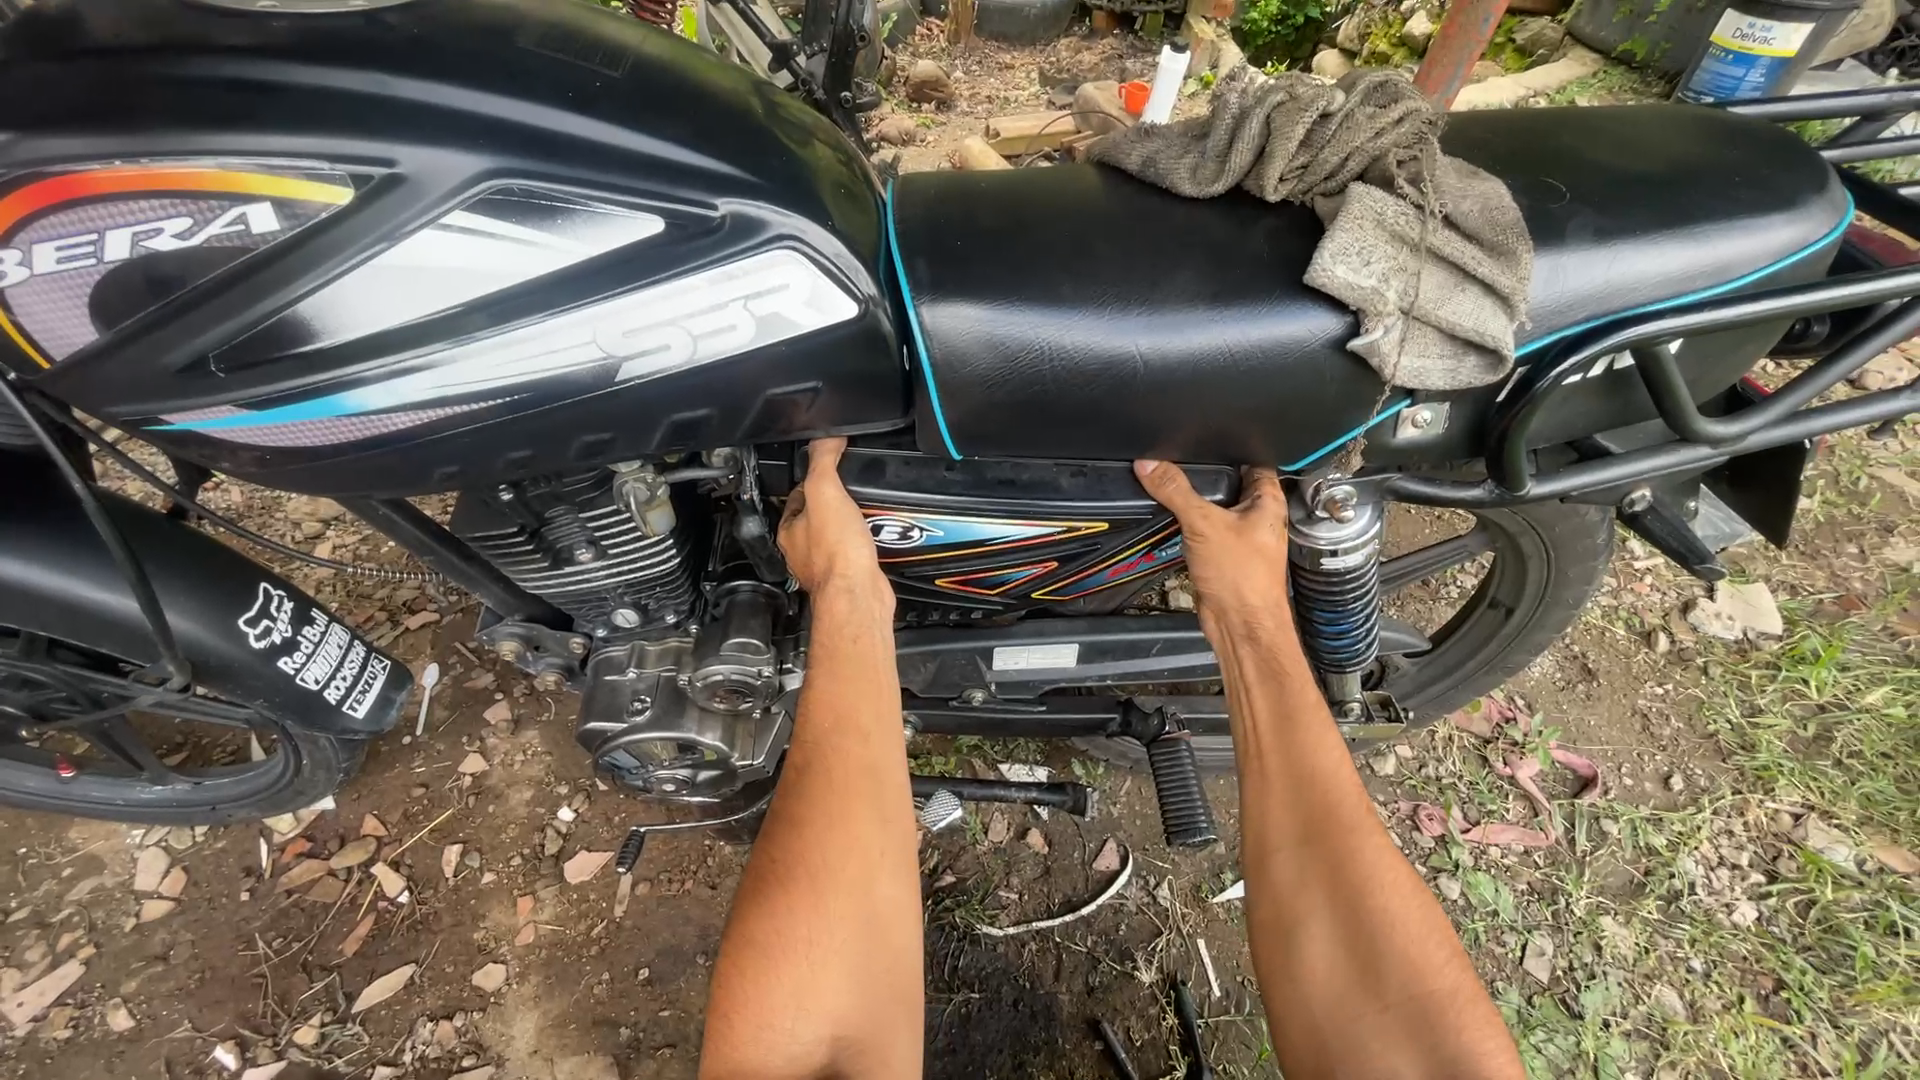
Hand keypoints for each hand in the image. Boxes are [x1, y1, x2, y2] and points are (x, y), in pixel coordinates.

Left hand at [780, 438, 893, 612]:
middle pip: (818, 516)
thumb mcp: (826, 490)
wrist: (859, 593)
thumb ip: (823, 461)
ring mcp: (827, 565)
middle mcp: (803, 550)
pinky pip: (857, 552)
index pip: (796, 495)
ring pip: (837, 536)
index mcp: (790, 531)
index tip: (827, 468)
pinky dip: (867, 542)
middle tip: (852, 490)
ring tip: (868, 510)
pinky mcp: (850, 576)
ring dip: (854, 523)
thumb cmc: (837, 553)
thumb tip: (828, 437)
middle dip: (836, 502)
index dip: (811, 479)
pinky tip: (877, 537)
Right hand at [1134, 460, 1293, 639]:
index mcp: (1268, 502)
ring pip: (1214, 509)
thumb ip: (1175, 491)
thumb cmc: (1242, 578)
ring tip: (1169, 486)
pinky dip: (1188, 526)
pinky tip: (1172, 521)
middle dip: (1205, 476)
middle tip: (1177, 461)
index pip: (1253, 461)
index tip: (1203, 439)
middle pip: (1229, 484)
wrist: (1240, 625)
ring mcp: (1240, 538)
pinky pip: (1203, 532)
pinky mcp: (1222, 556)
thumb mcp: (1203, 523)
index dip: (1231, 448)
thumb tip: (1149, 464)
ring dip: (1194, 503)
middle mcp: (1257, 518)